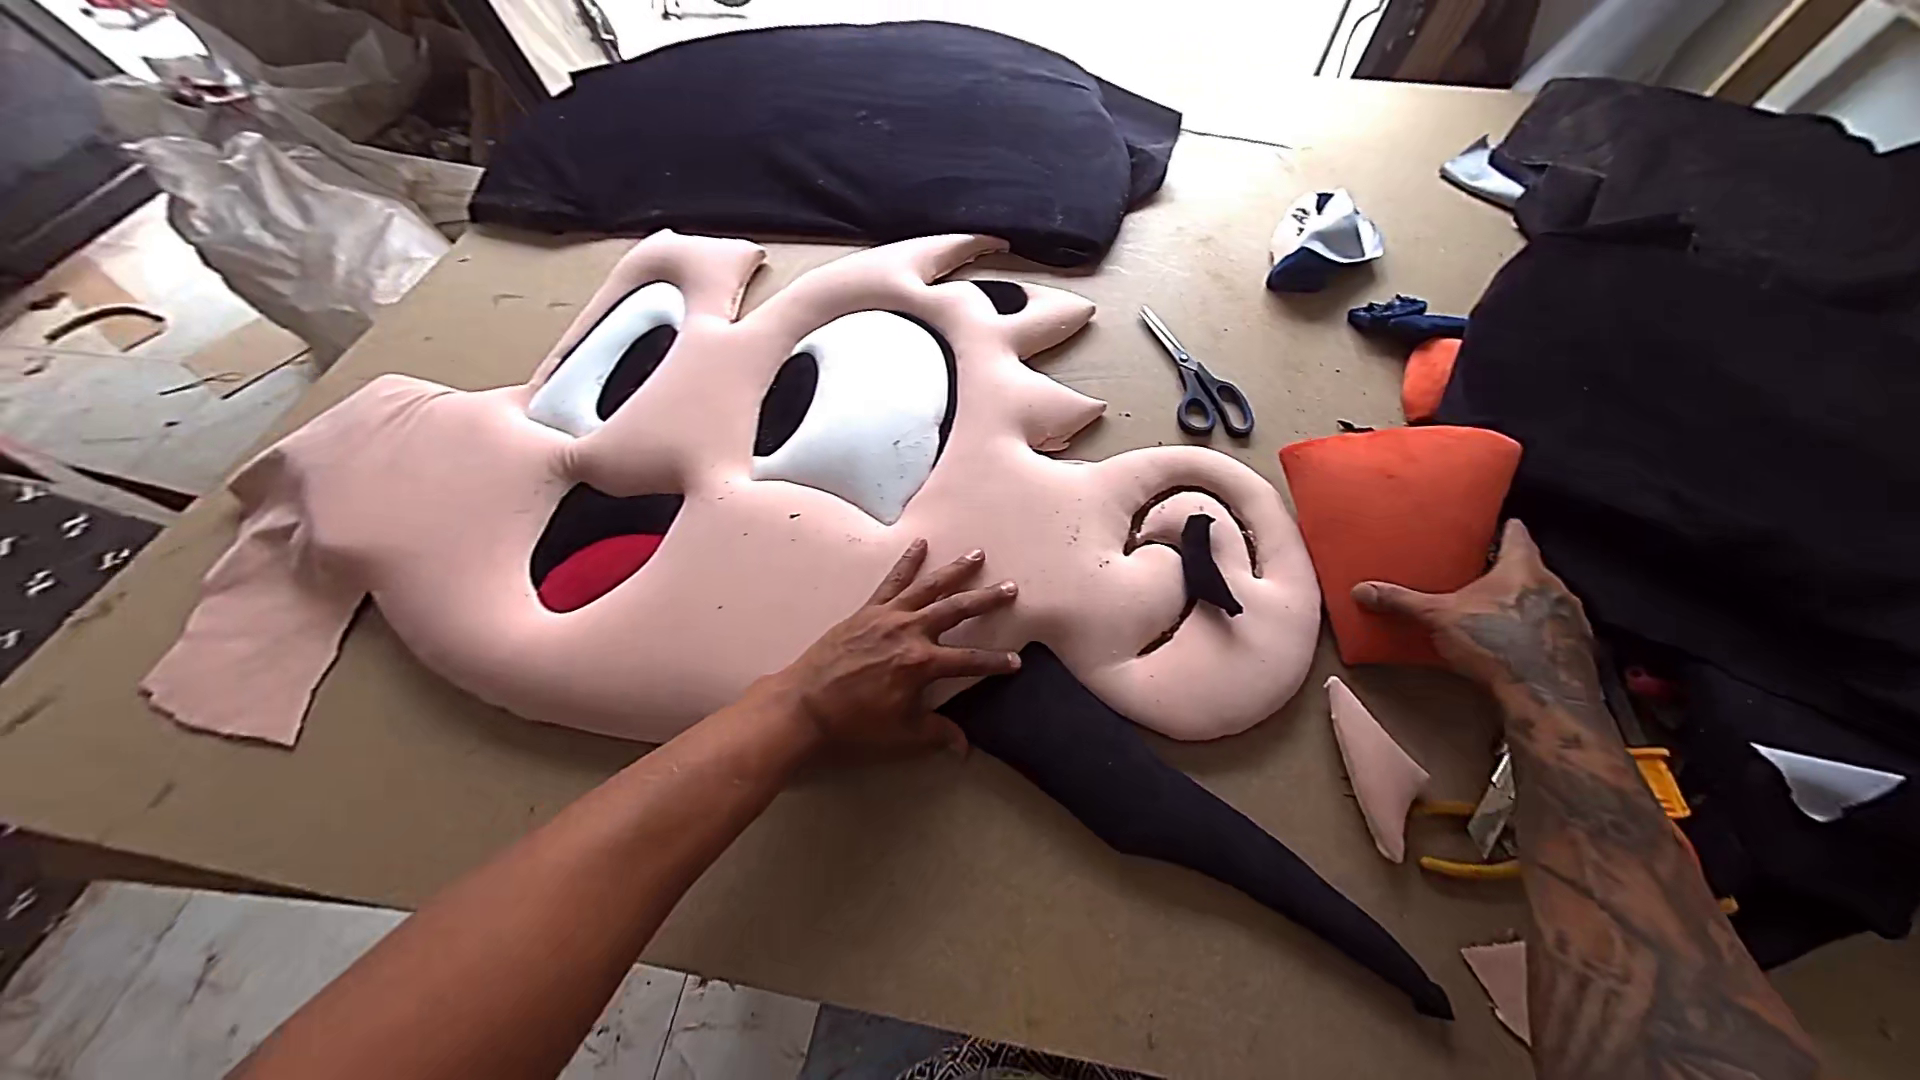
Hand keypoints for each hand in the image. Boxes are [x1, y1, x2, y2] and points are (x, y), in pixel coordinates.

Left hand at [756, 540, 1021, 759]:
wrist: (804, 704)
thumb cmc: (853, 722)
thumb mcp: (902, 734)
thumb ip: (937, 734)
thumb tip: (965, 748)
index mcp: (921, 664)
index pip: (970, 661)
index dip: (996, 663)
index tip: (1016, 661)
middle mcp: (909, 632)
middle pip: (957, 611)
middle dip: (987, 600)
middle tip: (1011, 589)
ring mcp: (887, 616)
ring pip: (930, 587)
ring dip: (956, 570)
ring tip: (977, 555)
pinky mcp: (868, 610)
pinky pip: (892, 581)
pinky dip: (907, 561)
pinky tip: (920, 544)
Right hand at [1351, 520, 1599, 700]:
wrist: (1544, 696)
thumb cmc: (1494, 643)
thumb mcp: (1436, 618)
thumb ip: (1400, 601)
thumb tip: (1361, 589)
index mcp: (1523, 570)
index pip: (1518, 535)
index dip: (1504, 528)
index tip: (1493, 527)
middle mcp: (1556, 587)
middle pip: (1530, 568)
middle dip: (1507, 570)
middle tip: (1479, 573)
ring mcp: (1572, 617)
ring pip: (1544, 598)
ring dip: (1524, 601)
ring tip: (1494, 610)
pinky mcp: (1578, 646)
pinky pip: (1554, 627)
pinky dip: (1535, 629)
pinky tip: (1515, 642)